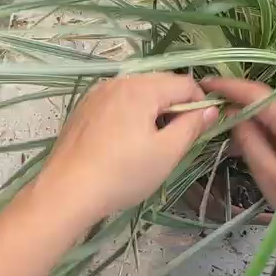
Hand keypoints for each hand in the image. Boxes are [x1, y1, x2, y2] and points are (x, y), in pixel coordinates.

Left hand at [30, 73, 219, 224]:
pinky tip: (125, 142)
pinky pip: (118, 101)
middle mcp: (118, 82)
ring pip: (138, 92)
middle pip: (160, 83)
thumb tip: (210, 110)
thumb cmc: (122, 174)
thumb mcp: (166, 153)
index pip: (184, 83)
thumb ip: (191, 126)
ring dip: (153, 110)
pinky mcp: (84, 108)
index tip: (200, 130)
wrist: (66, 193)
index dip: (200, 103)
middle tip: (175, 139)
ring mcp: (97, 93)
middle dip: (175, 105)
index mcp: (141, 88)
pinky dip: (130, 114)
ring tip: (150, 143)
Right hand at [200, 77, 275, 256]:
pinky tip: (266, 149)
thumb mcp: (270, 177)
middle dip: (240, 108)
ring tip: (238, 144)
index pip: (256, 92)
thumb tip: (231, 113)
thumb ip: (248, 140)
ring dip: (259, 122)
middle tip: (216, 127)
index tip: (202, 83)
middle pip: (268, 101)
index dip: (228, 86)